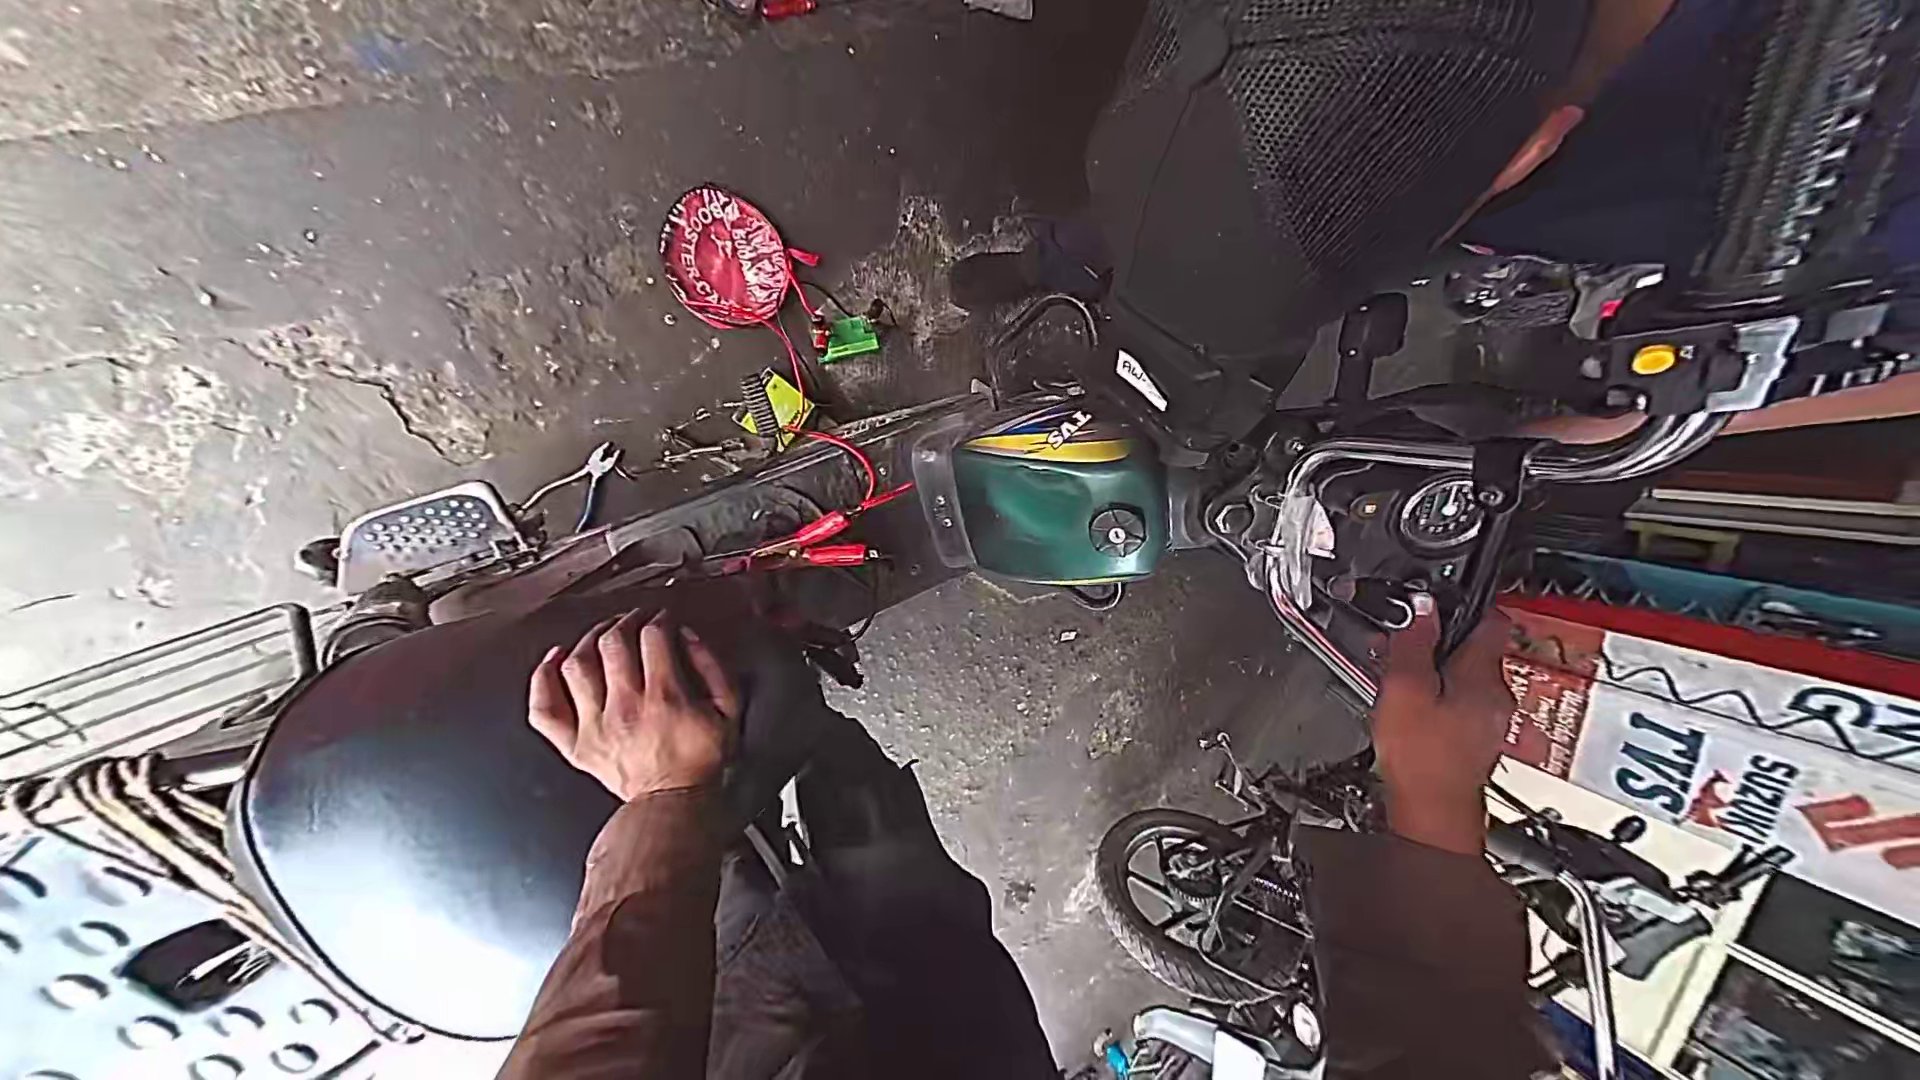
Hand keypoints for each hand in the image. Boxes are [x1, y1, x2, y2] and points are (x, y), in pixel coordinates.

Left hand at [528, 610, 739, 800]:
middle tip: (635, 618)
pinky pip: (544, 709)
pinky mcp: (575, 745)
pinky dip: (542, 679)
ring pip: (577, 665)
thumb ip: (713, 668)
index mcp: (664, 696)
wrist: (673, 802)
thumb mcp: (728, 709)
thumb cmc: (702, 757)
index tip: (664, 617)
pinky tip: (554, 659)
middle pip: (613, 642)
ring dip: (589, 639)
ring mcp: (594, 725)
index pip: (653, 637)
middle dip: (626, 620)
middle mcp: (624, 706)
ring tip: (602, 632)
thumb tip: (689, 637)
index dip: (659, 618)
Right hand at [1371, 597, 1514, 854]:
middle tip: (1397, 638)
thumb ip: (1412, 645)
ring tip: (1392, 668)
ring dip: (1428, 663)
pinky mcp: (1472, 732)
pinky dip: (1431, 687)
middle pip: (1470, 646)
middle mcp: (1495, 695)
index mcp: (1483, 678)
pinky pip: (1455, 694)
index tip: (1434, 598)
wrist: (1429, 807)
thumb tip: (1422, 608)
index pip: (1490, 620)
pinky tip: (1404, 697)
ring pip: (1460, 671)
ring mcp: (1487, 716)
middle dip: (1433, 637)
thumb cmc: (1420, 755)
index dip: (1461, 602)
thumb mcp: (1404, 689)